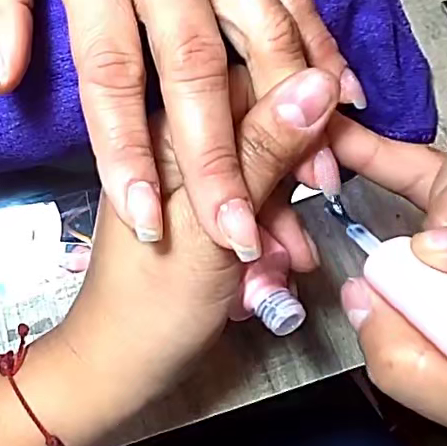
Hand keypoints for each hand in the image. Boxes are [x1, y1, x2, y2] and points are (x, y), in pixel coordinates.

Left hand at [0, 0, 355, 261]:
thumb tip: (0, 82)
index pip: (110, 70)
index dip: (124, 148)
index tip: (141, 216)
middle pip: (195, 68)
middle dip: (217, 158)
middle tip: (233, 233)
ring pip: (264, 37)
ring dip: (290, 116)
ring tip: (309, 187)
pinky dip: (322, 51)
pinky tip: (343, 102)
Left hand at [42, 67, 338, 445]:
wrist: (120, 365)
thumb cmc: (155, 301)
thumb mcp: (214, 224)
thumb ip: (262, 152)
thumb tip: (316, 80)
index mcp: (161, 128)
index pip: (242, 80)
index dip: (296, 113)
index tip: (326, 160)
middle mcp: (171, 141)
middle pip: (256, 127)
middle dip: (292, 176)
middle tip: (304, 226)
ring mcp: (184, 176)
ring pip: (257, 169)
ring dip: (283, 214)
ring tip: (286, 263)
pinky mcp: (196, 208)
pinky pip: (246, 200)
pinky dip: (269, 230)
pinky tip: (278, 268)